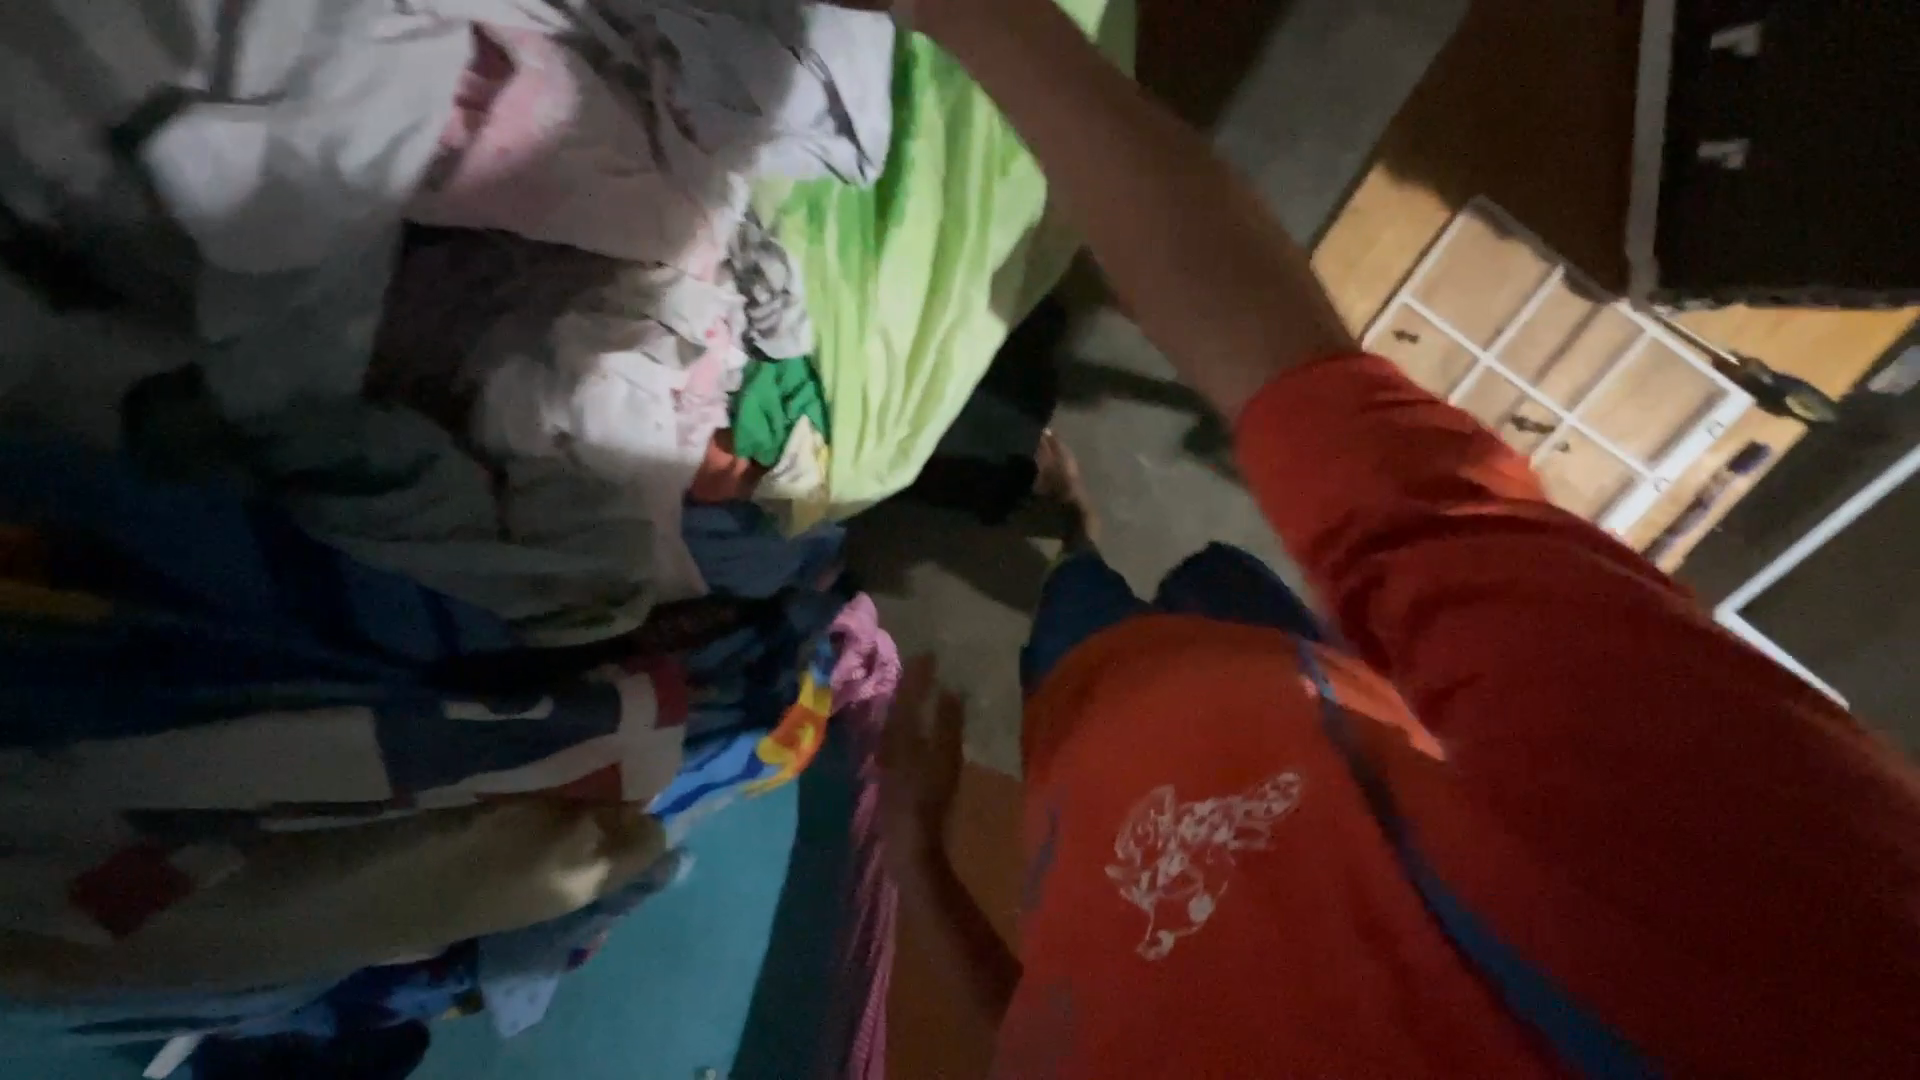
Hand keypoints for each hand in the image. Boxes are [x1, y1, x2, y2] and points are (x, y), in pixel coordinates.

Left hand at [877, 655, 967, 871]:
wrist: (909, 837)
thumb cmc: (931, 794)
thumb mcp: (947, 755)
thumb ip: (949, 721)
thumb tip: (951, 689)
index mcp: (900, 729)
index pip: (908, 692)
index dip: (919, 672)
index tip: (929, 653)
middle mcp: (887, 738)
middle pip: (897, 704)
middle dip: (909, 684)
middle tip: (922, 667)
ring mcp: (885, 756)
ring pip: (895, 720)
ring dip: (907, 703)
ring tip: (920, 690)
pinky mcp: (889, 771)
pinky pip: (896, 734)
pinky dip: (907, 721)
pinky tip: (915, 725)